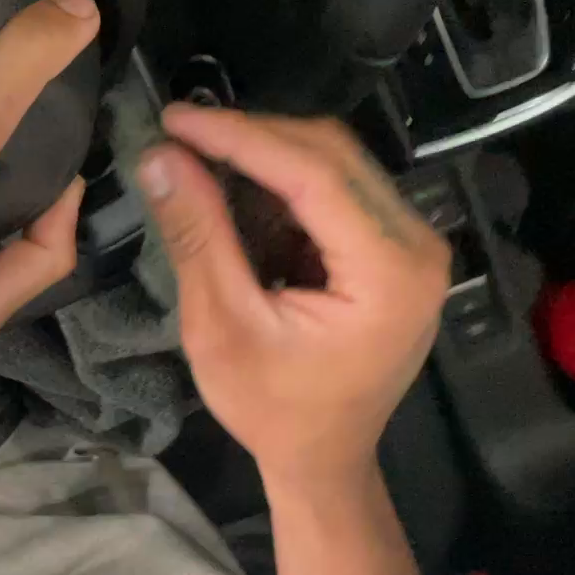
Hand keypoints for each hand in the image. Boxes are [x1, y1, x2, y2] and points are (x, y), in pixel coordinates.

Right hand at [137, 106, 449, 490]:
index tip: (176, 117)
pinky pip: (332, 190)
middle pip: (330, 155)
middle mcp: (415, 244)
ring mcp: (409, 243)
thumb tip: (160, 159)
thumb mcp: (222, 327)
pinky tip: (233, 190)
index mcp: (388, 272)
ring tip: (196, 156)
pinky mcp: (389, 247)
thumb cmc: (272, 409)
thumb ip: (198, 237)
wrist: (322, 458)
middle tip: (179, 132)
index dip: (240, 136)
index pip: (314, 172)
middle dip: (250, 137)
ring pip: (332, 164)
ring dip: (262, 155)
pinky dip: (278, 183)